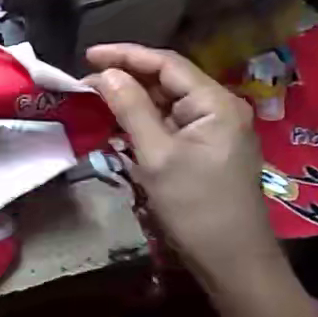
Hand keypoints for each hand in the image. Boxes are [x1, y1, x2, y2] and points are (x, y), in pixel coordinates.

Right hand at [86, 44, 317, 316]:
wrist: (233, 261)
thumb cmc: (196, 207)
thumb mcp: (157, 156)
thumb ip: (130, 109)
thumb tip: (104, 74)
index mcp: (215, 103)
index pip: (166, 64)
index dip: (125, 55)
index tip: (87, 56)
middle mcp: (218, 108)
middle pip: (166, 81)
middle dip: (125, 78)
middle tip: (84, 84)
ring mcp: (213, 130)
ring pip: (166, 104)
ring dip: (131, 102)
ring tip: (93, 102)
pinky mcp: (205, 150)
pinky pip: (169, 126)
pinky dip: (142, 124)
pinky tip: (116, 128)